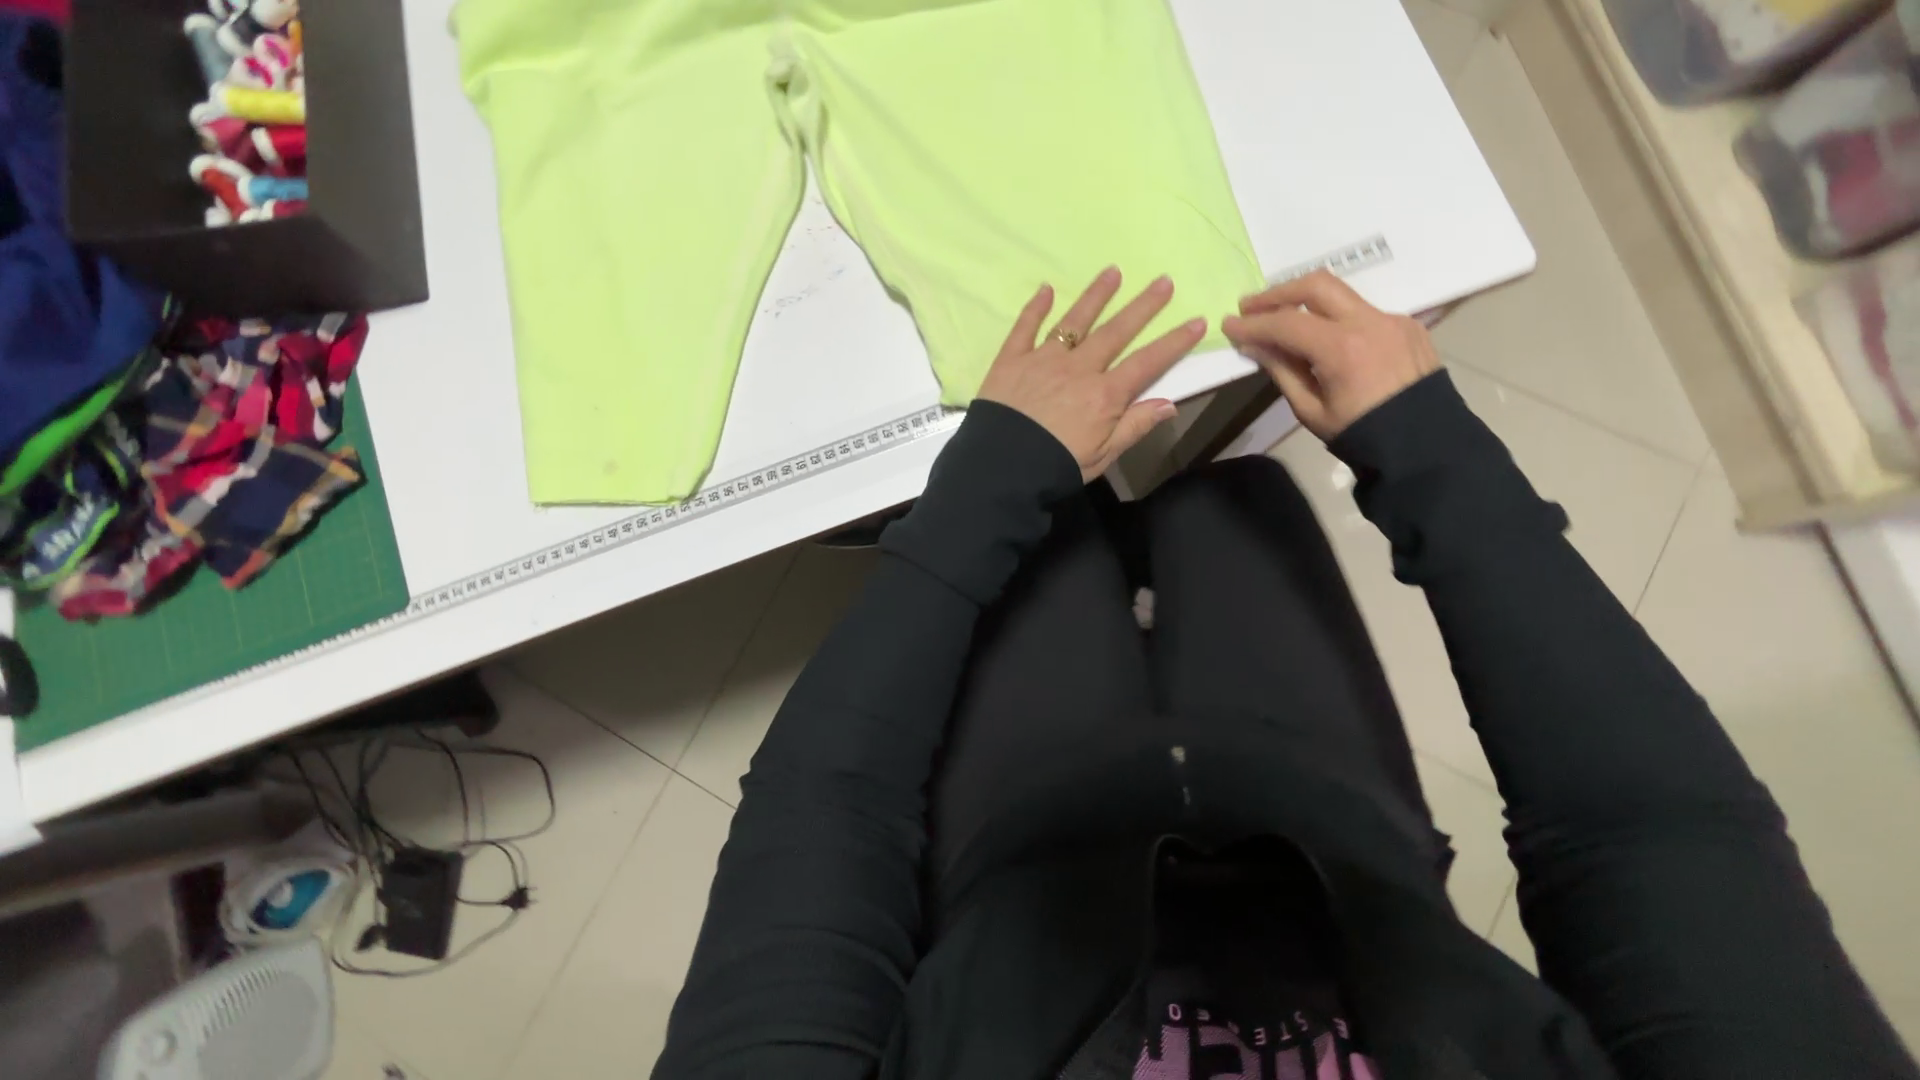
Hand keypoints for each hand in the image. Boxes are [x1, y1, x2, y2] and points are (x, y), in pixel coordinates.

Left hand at [978, 267, 1207, 481]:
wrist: (1000, 468)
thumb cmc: (1055, 467)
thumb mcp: (1102, 456)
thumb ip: (1134, 427)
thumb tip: (1169, 403)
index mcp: (1104, 395)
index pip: (1147, 362)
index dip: (1174, 342)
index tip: (1197, 321)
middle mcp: (1078, 368)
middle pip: (1116, 331)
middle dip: (1142, 306)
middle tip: (1163, 281)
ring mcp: (1043, 360)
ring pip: (1074, 321)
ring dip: (1095, 295)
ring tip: (1113, 272)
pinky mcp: (1011, 360)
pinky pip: (1025, 328)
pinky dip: (1036, 307)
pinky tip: (1045, 289)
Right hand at [1220, 271, 1440, 440]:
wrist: (1424, 444)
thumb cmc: (1360, 434)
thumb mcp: (1310, 409)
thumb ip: (1282, 370)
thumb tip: (1256, 345)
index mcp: (1342, 348)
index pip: (1286, 323)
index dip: (1253, 323)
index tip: (1229, 325)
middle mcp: (1369, 322)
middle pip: (1316, 286)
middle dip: (1278, 293)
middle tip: (1251, 306)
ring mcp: (1392, 319)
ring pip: (1341, 294)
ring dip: (1306, 300)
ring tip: (1282, 316)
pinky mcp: (1406, 324)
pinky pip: (1362, 311)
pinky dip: (1335, 317)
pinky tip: (1324, 336)